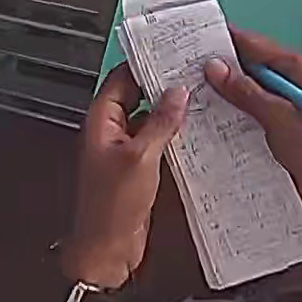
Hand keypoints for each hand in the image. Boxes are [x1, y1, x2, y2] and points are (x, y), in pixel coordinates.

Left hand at [62, 65, 186, 288]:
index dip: (144, 63)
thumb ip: (160, 122)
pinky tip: (194, 128)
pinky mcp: (137, 165)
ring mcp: (124, 148)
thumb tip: (178, 92)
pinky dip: (171, 131)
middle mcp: (110, 130)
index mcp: (101, 120)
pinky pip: (155, 139)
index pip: (122, 78)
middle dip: (161, 84)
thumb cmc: (112, 204)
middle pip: (136, 95)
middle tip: (192, 71)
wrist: (107, 250)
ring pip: (148, 117)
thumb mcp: (141, 157)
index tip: (171, 51)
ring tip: (199, 95)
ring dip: (169, 109)